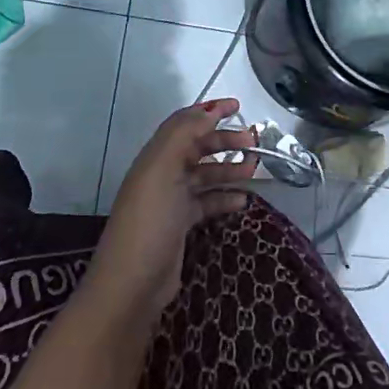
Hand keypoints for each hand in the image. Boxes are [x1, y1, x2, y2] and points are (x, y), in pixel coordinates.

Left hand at [93, 98, 258, 308]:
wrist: (133, 281)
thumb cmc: (150, 220)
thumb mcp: (163, 169)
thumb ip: (183, 134)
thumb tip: (208, 109)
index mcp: (155, 158)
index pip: (184, 125)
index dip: (209, 112)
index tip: (239, 106)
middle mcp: (162, 175)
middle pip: (197, 148)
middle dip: (224, 141)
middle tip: (254, 143)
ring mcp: (171, 202)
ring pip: (205, 175)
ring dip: (229, 169)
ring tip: (254, 169)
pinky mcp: (180, 226)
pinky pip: (206, 203)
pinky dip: (224, 198)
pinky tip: (242, 201)